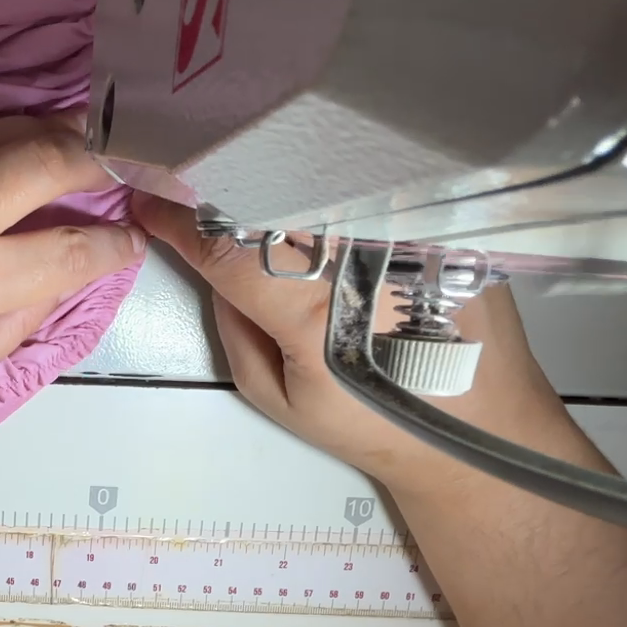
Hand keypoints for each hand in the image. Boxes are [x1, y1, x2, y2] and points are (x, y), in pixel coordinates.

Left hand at [0, 116, 143, 438]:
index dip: (111, 245)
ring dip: (48, 134)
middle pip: (46, 159)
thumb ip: (19, 319)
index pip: (70, 248)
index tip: (129, 240)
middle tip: (125, 163)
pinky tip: (7, 150)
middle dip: (99, 159)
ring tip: (78, 145)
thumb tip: (63, 275)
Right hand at [133, 194, 598, 498]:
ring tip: (251, 195)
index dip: (182, 225)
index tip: (148, 202)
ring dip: (276, 194)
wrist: (478, 436)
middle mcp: (363, 262)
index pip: (229, 251)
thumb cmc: (366, 427)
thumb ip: (234, 330)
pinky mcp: (445, 235)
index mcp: (313, 312)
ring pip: (322, 195)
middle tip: (194, 191)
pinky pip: (371, 201)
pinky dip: (330, 198)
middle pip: (274, 208)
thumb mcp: (274, 397)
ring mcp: (412, 242)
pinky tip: (316, 207)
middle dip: (226, 198)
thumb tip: (219, 276)